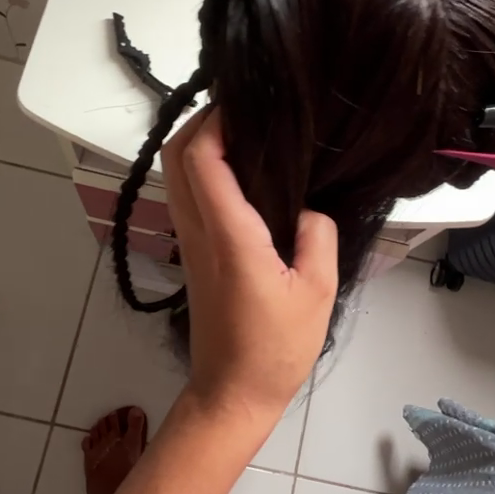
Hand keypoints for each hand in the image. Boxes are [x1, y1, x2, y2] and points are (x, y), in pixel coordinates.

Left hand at [160, 108, 338, 419]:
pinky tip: (240, 171)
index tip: (246, 99)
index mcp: (229, 236)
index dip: (216, 120)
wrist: (232, 394)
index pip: (204, 160)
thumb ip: (318, 237)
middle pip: (176, 157)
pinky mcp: (193, 255)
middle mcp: (199, 232)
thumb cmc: (275, 348)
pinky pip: (187, 196)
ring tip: (245, 131)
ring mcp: (190, 243)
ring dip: (198, 144)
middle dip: (199, 121)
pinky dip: (202, 170)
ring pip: (177, 175)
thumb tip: (308, 208)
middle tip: (243, 107)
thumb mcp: (317, 293)